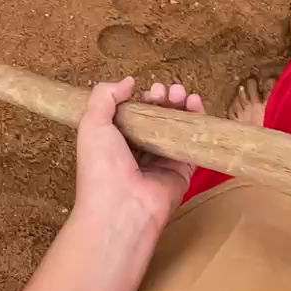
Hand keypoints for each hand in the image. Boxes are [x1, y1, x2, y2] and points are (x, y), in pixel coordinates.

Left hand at [73, 78, 203, 236]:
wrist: (120, 208)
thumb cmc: (101, 166)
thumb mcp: (92, 123)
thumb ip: (105, 96)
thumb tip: (128, 81)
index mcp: (116, 141)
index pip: (135, 113)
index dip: (144, 98)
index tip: (149, 90)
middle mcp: (139, 150)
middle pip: (158, 118)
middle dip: (164, 99)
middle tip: (168, 91)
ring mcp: (162, 161)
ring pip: (176, 128)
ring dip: (181, 106)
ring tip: (181, 94)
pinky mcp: (182, 171)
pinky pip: (193, 144)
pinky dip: (197, 123)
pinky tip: (197, 106)